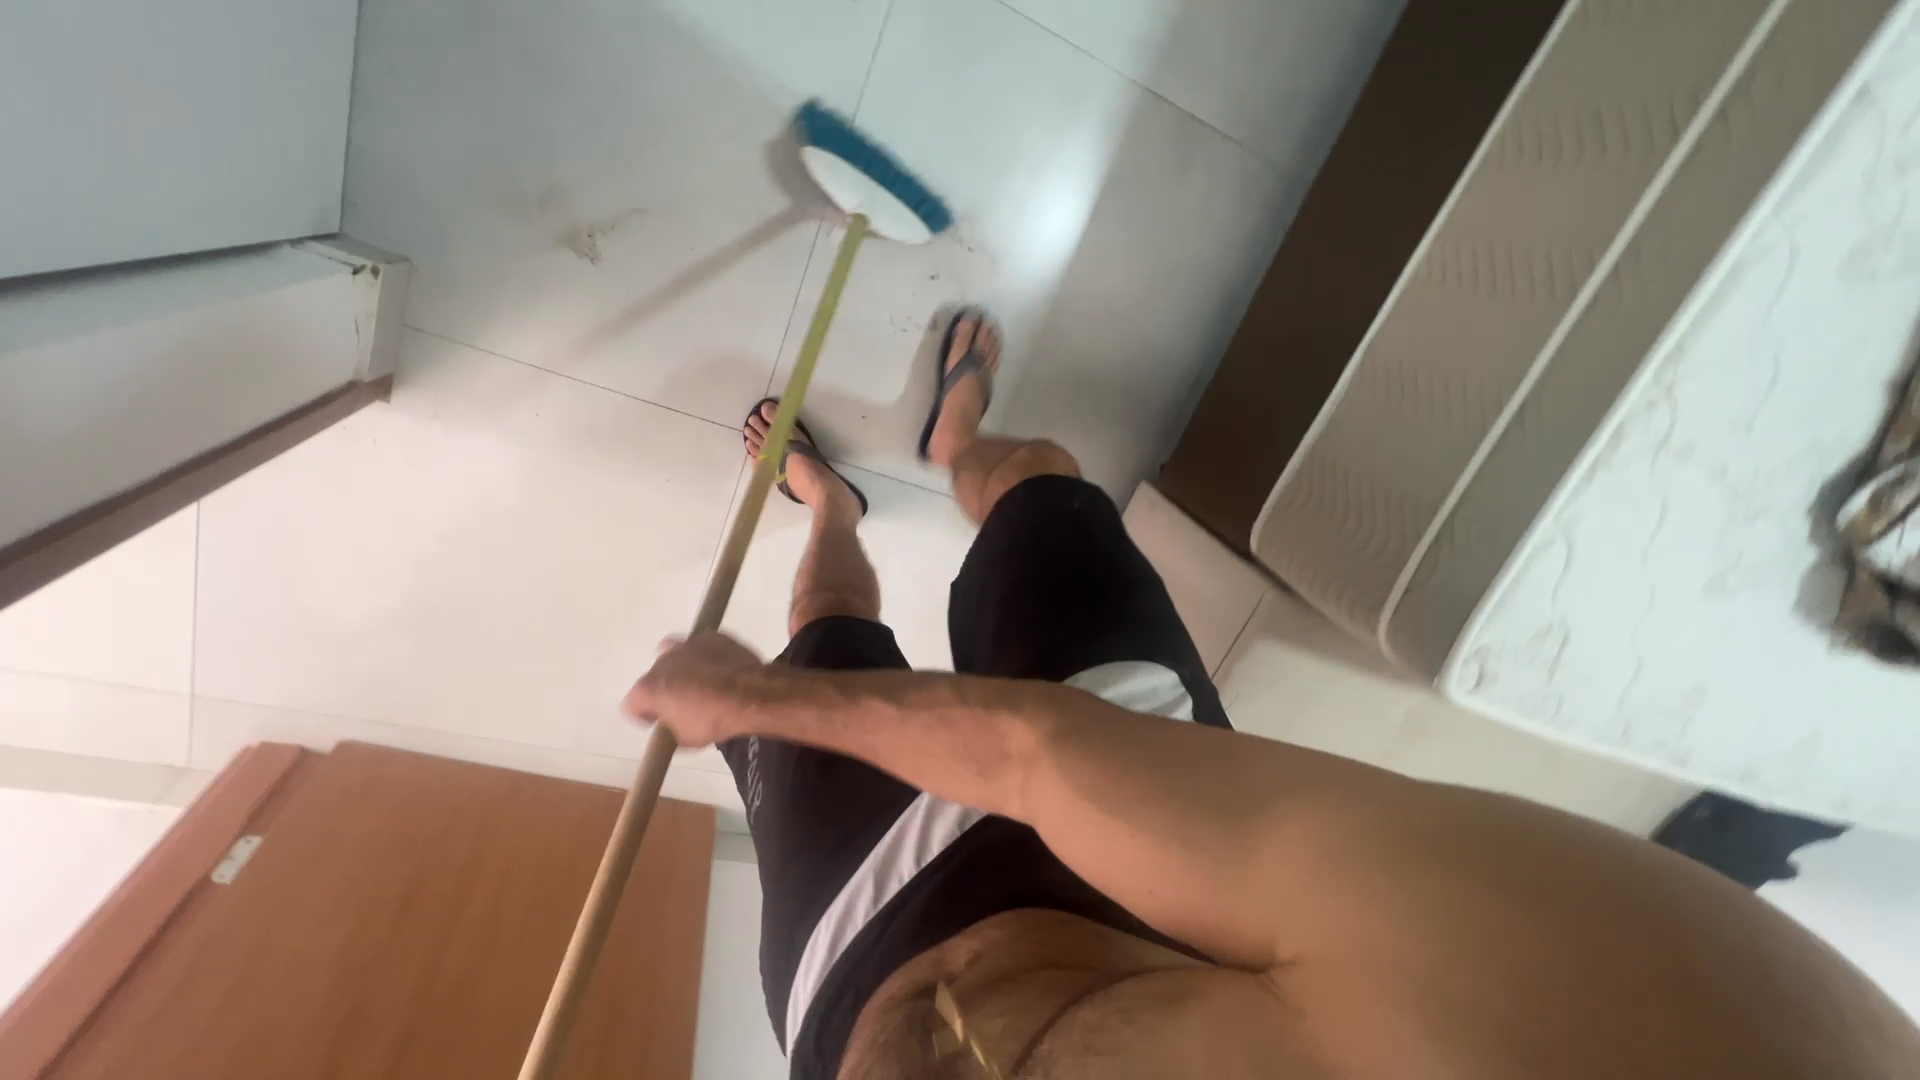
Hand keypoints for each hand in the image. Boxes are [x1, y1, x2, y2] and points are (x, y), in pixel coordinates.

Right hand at [622, 632, 763, 746]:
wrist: (751, 694)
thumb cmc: (714, 721)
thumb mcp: (686, 739)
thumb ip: (670, 728)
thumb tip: (674, 723)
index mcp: (648, 689)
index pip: (632, 704)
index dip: (643, 714)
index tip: (656, 721)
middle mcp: (662, 662)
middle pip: (654, 677)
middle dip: (664, 689)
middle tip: (683, 703)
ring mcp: (687, 645)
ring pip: (673, 653)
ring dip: (679, 666)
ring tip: (697, 680)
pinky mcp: (711, 636)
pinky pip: (701, 646)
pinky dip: (705, 656)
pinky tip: (719, 668)